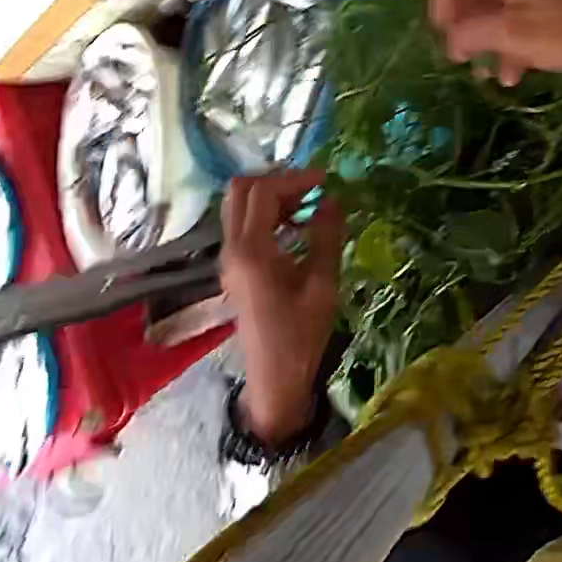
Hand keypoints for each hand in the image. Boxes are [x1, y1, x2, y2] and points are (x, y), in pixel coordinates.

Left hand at [219, 170, 342, 445]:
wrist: (274, 382)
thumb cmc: (301, 336)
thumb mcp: (323, 286)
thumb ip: (326, 237)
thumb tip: (332, 199)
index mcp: (251, 250)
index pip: (263, 192)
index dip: (294, 179)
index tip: (325, 181)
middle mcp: (232, 247)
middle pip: (240, 189)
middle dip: (276, 181)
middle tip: (311, 189)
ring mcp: (229, 256)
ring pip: (239, 204)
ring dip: (270, 195)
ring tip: (307, 204)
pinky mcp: (234, 265)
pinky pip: (243, 223)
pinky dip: (266, 212)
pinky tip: (295, 224)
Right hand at [429, 0, 561, 84]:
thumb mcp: (516, 35)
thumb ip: (473, 34)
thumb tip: (450, 41)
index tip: (440, 32)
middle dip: (464, 17)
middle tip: (459, 52)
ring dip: (489, 32)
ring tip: (488, 73)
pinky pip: (527, 3)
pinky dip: (515, 32)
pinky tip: (518, 70)